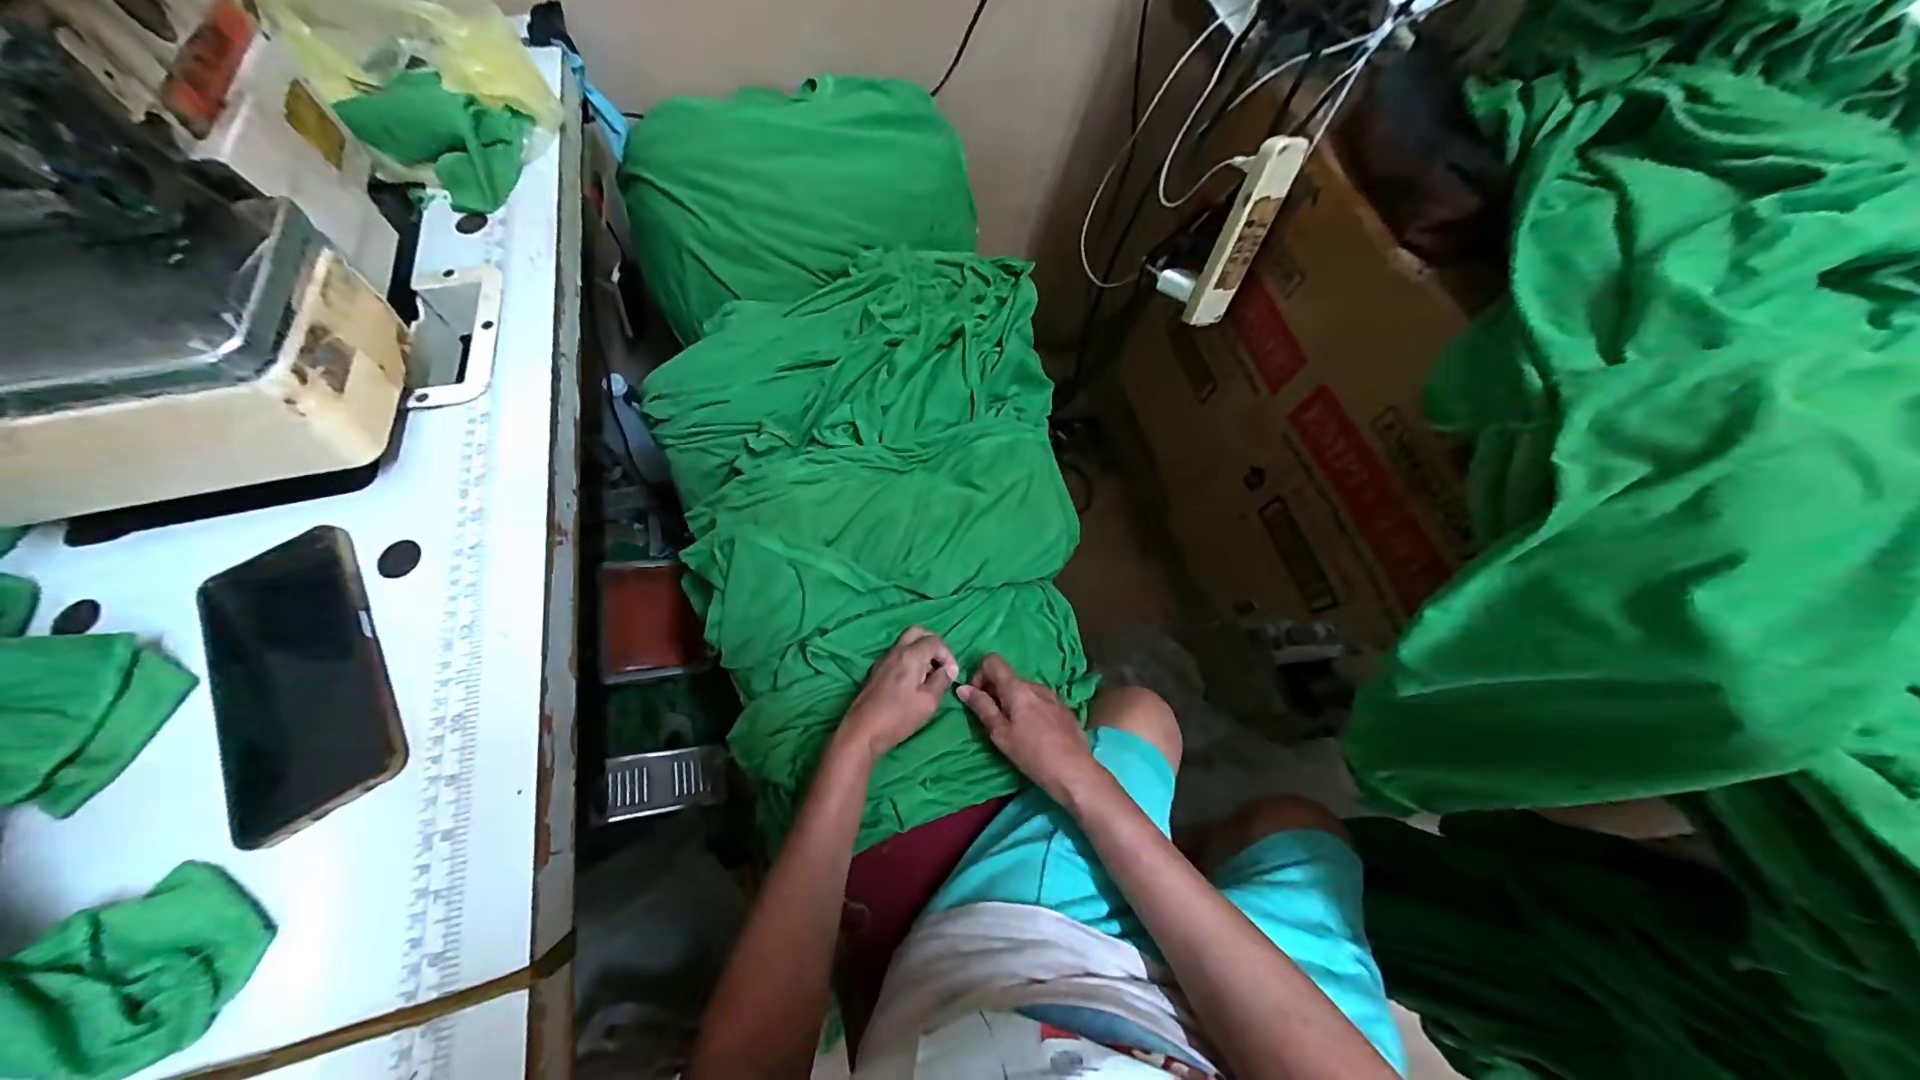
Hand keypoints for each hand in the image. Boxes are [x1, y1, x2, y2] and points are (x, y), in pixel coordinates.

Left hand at [838, 626, 959, 762]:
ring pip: (906, 643)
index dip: (948, 654)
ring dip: (921, 652)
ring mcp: (883, 660)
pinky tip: (914, 682)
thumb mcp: (928, 701)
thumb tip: (948, 669)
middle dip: (933, 643)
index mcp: (910, 655)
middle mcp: (895, 651)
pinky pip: (898, 655)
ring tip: (929, 676)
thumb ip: (941, 681)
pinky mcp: (877, 671)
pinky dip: (910, 660)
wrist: (862, 731)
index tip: (952, 674)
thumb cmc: (899, 717)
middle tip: (941, 663)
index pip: (934, 641)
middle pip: (917, 632)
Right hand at [956, 654, 1100, 801]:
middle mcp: (1036, 685)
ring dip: (1013, 703)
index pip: (992, 661)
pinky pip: (1039, 701)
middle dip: (995, 693)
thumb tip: (963, 687)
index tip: (978, 699)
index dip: (979, 675)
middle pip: (1008, 678)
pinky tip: (1035, 734)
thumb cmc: (1032, 754)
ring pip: (1024, 690)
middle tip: (993, 722)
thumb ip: (982, 707)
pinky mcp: (1064, 709)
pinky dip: (1030, 709)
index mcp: (1018, 688)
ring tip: (1014, 730)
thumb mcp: (1000, 733)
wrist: (1075, 771)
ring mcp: (1053, 696)